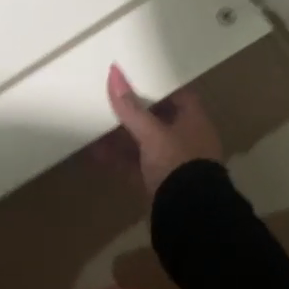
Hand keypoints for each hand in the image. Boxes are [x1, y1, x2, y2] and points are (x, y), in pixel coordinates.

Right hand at [106, 64, 223, 196]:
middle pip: (157, 117)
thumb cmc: (177, 164)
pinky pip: (135, 164)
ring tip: (94, 121)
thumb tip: (114, 71)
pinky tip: (94, 152)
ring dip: (121, 135)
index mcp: (194, 122)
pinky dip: (118, 158)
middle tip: (107, 95)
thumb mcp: (152, 133)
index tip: (131, 75)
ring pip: (144, 142)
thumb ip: (130, 106)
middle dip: (133, 109)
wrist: (189, 217)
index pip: (176, 95)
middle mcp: (186, 139)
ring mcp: (173, 162)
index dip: (155, 85)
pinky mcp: (159, 182)